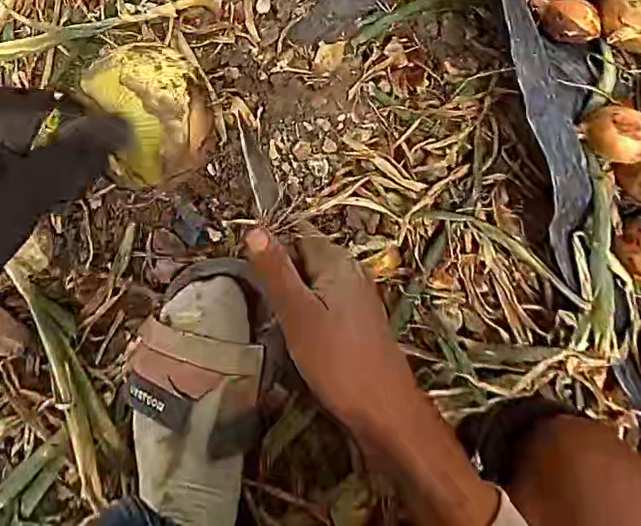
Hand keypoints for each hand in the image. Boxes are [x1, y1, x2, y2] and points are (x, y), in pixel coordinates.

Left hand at [0, 88, 127, 338]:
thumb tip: (123, 125)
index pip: (69, 109)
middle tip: (54, 201)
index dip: (85, 145)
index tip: (82, 184)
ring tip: (34, 209)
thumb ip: (75, 156)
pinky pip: (16, 155)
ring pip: (38, 142)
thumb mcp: (24, 194)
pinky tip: (18, 207)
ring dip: (47, 174)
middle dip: (65, 161)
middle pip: (54, 123)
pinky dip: (26, 179)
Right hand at [243, 227, 428, 439]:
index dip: (273, 249)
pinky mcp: (360, 319)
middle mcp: (351, 269)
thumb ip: (275, 270)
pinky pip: (326, 302)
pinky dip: (310, 313)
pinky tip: (302, 338)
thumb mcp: (297, 313)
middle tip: (264, 305)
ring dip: (295, 298)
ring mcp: (359, 294)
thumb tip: (254, 229)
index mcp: (336, 260)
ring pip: (315, 282)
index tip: (255, 276)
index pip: (297, 233)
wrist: (385, 412)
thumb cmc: (338, 361)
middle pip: (306, 257)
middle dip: (282, 276)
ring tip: (279, 325)